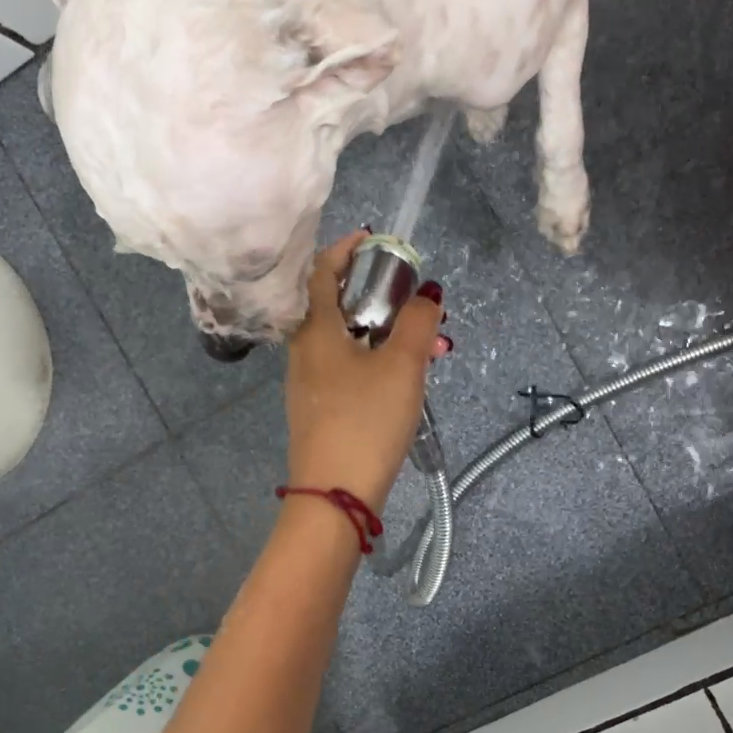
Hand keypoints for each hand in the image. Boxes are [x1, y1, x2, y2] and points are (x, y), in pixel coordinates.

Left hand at [283, 232, 445, 512]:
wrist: (335, 494)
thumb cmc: (366, 421)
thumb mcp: (402, 366)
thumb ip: (416, 322)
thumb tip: (428, 291)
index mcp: (315, 330)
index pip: (321, 272)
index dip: (346, 249)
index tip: (374, 239)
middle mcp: (304, 351)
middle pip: (336, 307)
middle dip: (379, 298)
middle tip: (416, 302)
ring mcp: (308, 384)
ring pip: (346, 342)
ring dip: (383, 334)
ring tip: (425, 346)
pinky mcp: (318, 411)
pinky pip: (346, 370)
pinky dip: (374, 361)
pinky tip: (404, 381)